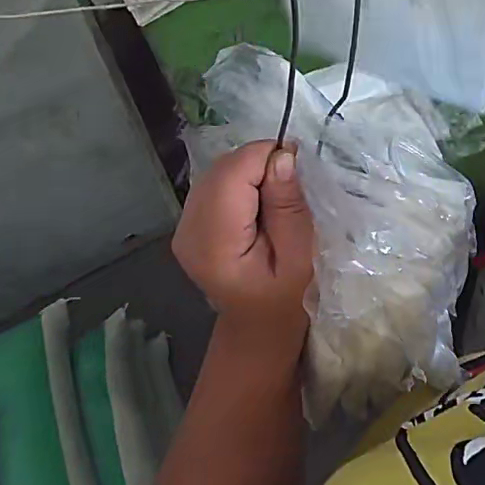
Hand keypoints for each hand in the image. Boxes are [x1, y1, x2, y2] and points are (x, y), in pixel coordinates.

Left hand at [172, 141, 314, 344]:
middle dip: (259, 164)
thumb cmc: (288, 299)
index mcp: (214, 244)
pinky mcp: (189, 224)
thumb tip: (283, 157)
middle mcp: (187, 230)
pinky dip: (242, 183)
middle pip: (221, 169)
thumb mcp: (301, 256)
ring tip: (278, 199)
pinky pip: (215, 185)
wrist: (259, 327)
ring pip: (217, 172)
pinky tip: (260, 206)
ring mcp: (183, 227)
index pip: (232, 174)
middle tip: (292, 187)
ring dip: (252, 173)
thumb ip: (288, 207)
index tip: (299, 171)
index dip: (266, 159)